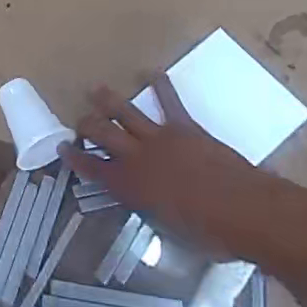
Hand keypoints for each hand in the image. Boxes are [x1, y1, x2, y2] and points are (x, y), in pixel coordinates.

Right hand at [58, 74, 289, 259]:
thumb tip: (145, 200)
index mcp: (132, 188)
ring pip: (126, 112)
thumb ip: (150, 209)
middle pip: (103, 134)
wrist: (243, 210)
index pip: (94, 170)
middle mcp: (139, 158)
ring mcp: (162, 138)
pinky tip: (153, 72)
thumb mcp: (168, 231)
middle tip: (79, 121)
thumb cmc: (207, 234)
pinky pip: (169, 101)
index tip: (63, 148)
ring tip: (96, 90)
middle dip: (86, 125)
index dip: (76, 159)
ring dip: (109, 101)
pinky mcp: (185, 126)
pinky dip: (161, 85)